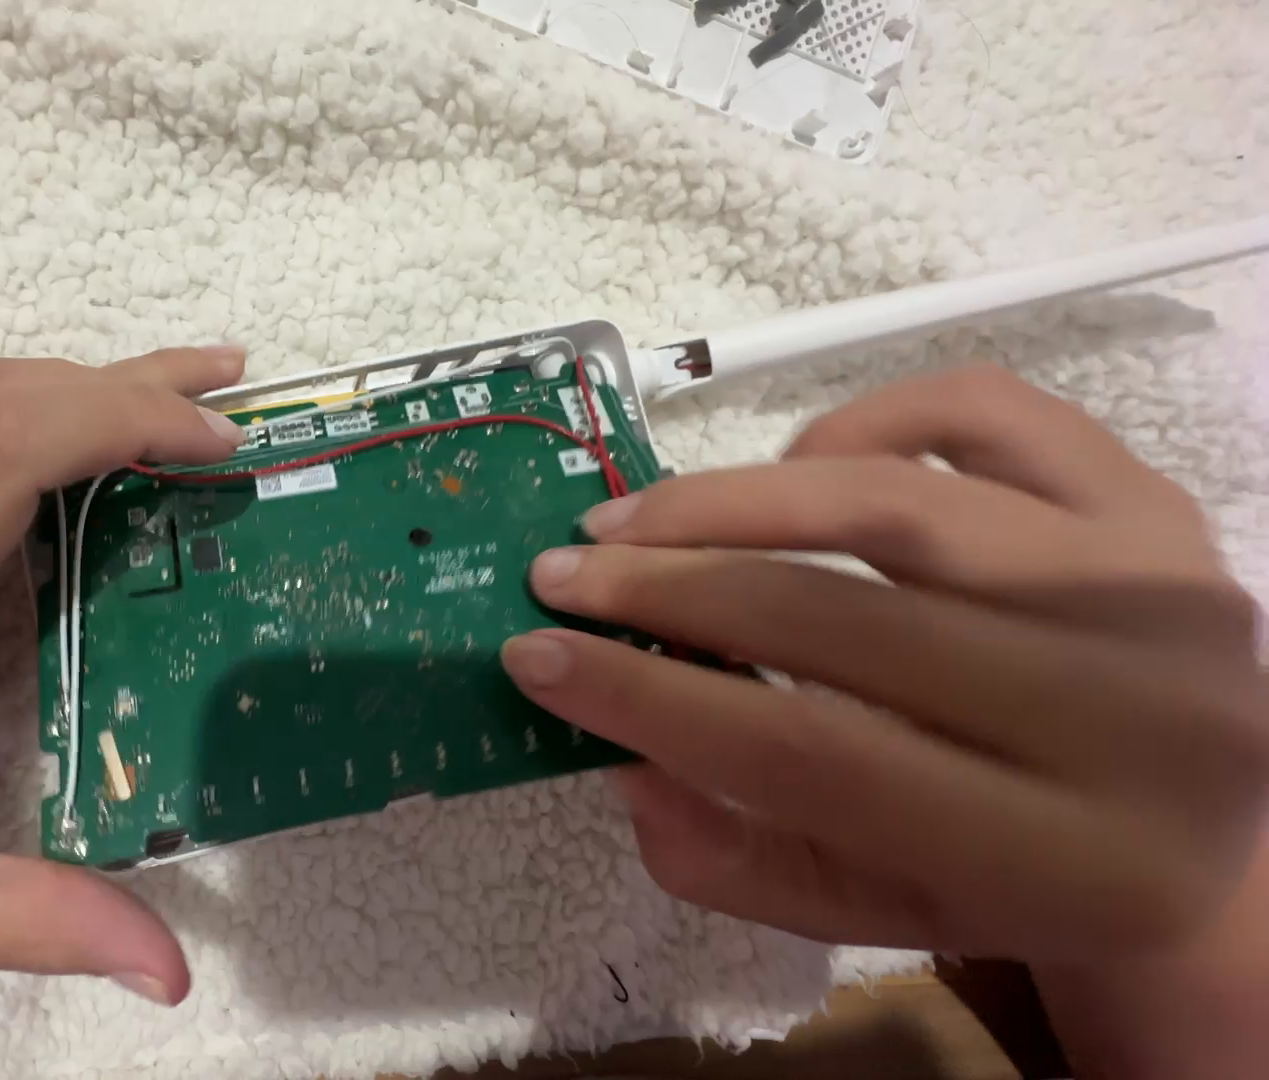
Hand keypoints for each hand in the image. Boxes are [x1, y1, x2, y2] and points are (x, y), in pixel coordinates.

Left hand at [0, 346, 246, 1004]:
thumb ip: (35, 924)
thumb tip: (172, 970)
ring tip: (164, 397)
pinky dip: (2, 390)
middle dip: (130, 386)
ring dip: (73, 380)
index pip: (6, 448)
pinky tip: (40, 423)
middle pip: (0, 394)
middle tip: (227, 405)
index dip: (124, 420)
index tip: (215, 442)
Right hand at [502, 365, 1267, 960]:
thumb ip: (719, 855)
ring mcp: (1148, 585)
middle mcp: (1126, 713)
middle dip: (655, 588)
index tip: (530, 654)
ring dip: (721, 502)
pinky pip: (983, 409)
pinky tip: (790, 461)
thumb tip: (617, 755)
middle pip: (826, 617)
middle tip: (556, 575)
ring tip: (628, 518)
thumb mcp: (850, 905)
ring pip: (887, 500)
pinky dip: (855, 420)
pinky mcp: (1148, 500)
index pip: (797, 754)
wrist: (1193, 826)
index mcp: (1053, 855)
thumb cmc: (992, 873)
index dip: (640, 697)